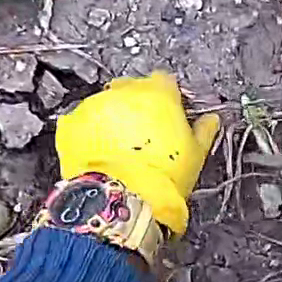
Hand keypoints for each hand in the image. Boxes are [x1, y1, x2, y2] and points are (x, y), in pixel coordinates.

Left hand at [55, 73, 219, 232]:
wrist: (123, 199)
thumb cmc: (163, 177)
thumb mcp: (196, 154)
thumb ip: (204, 131)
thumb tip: (210, 121)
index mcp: (158, 94)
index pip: (165, 82)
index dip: (167, 98)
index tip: (168, 115)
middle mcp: (124, 92)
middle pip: (132, 88)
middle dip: (137, 106)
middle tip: (143, 134)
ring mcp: (95, 106)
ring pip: (106, 104)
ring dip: (112, 118)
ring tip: (119, 148)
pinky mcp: (71, 124)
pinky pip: (81, 122)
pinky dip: (88, 133)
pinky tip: (100, 153)